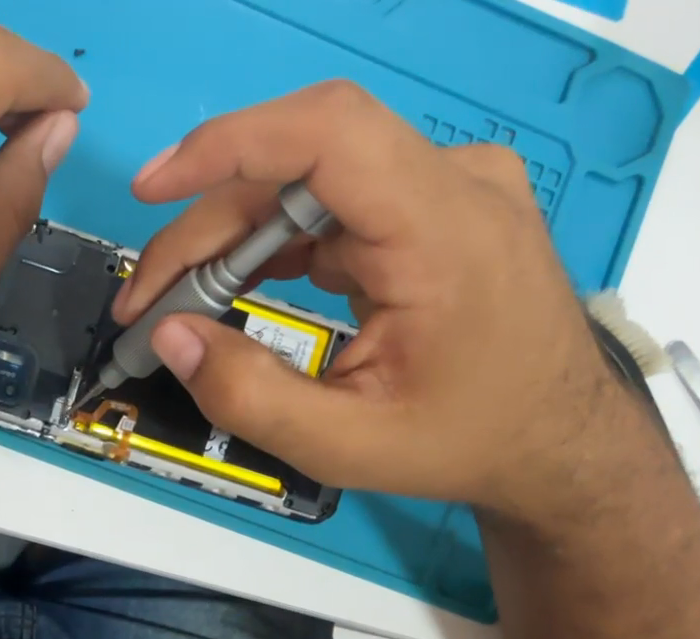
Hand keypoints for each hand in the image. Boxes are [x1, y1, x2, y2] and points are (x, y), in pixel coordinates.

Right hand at [114, 81, 653, 524]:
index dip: (229, 144)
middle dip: (201, 230)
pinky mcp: (419, 208)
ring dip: (223, 242)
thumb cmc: (462, 441)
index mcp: (443, 230)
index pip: (328, 134)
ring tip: (173, 305)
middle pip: (293, 167)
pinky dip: (259, 247)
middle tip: (143, 304)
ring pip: (297, 187)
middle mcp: (448, 182)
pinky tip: (225, 289)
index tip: (151, 187)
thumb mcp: (343, 444)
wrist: (555, 439)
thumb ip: (247, 395)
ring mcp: (437, 189)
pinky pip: (318, 207)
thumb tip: (167, 336)